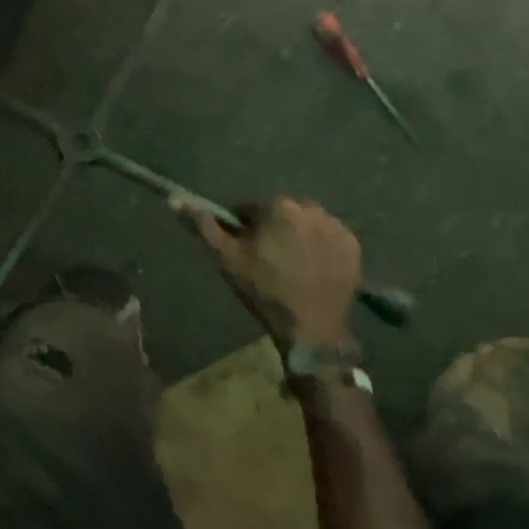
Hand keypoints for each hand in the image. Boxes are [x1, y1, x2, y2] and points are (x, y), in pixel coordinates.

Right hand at [181, 197, 361, 350]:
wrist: (312, 329)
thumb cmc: (264, 291)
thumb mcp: (226, 259)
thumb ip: (202, 226)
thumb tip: (175, 199)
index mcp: (278, 206)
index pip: (249, 208)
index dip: (242, 230)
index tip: (244, 253)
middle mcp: (311, 207)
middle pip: (280, 213)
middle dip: (272, 231)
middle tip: (267, 263)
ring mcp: (336, 226)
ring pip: (306, 224)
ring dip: (296, 237)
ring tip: (291, 268)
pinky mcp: (353, 245)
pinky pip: (329, 238)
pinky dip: (319, 249)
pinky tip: (312, 271)